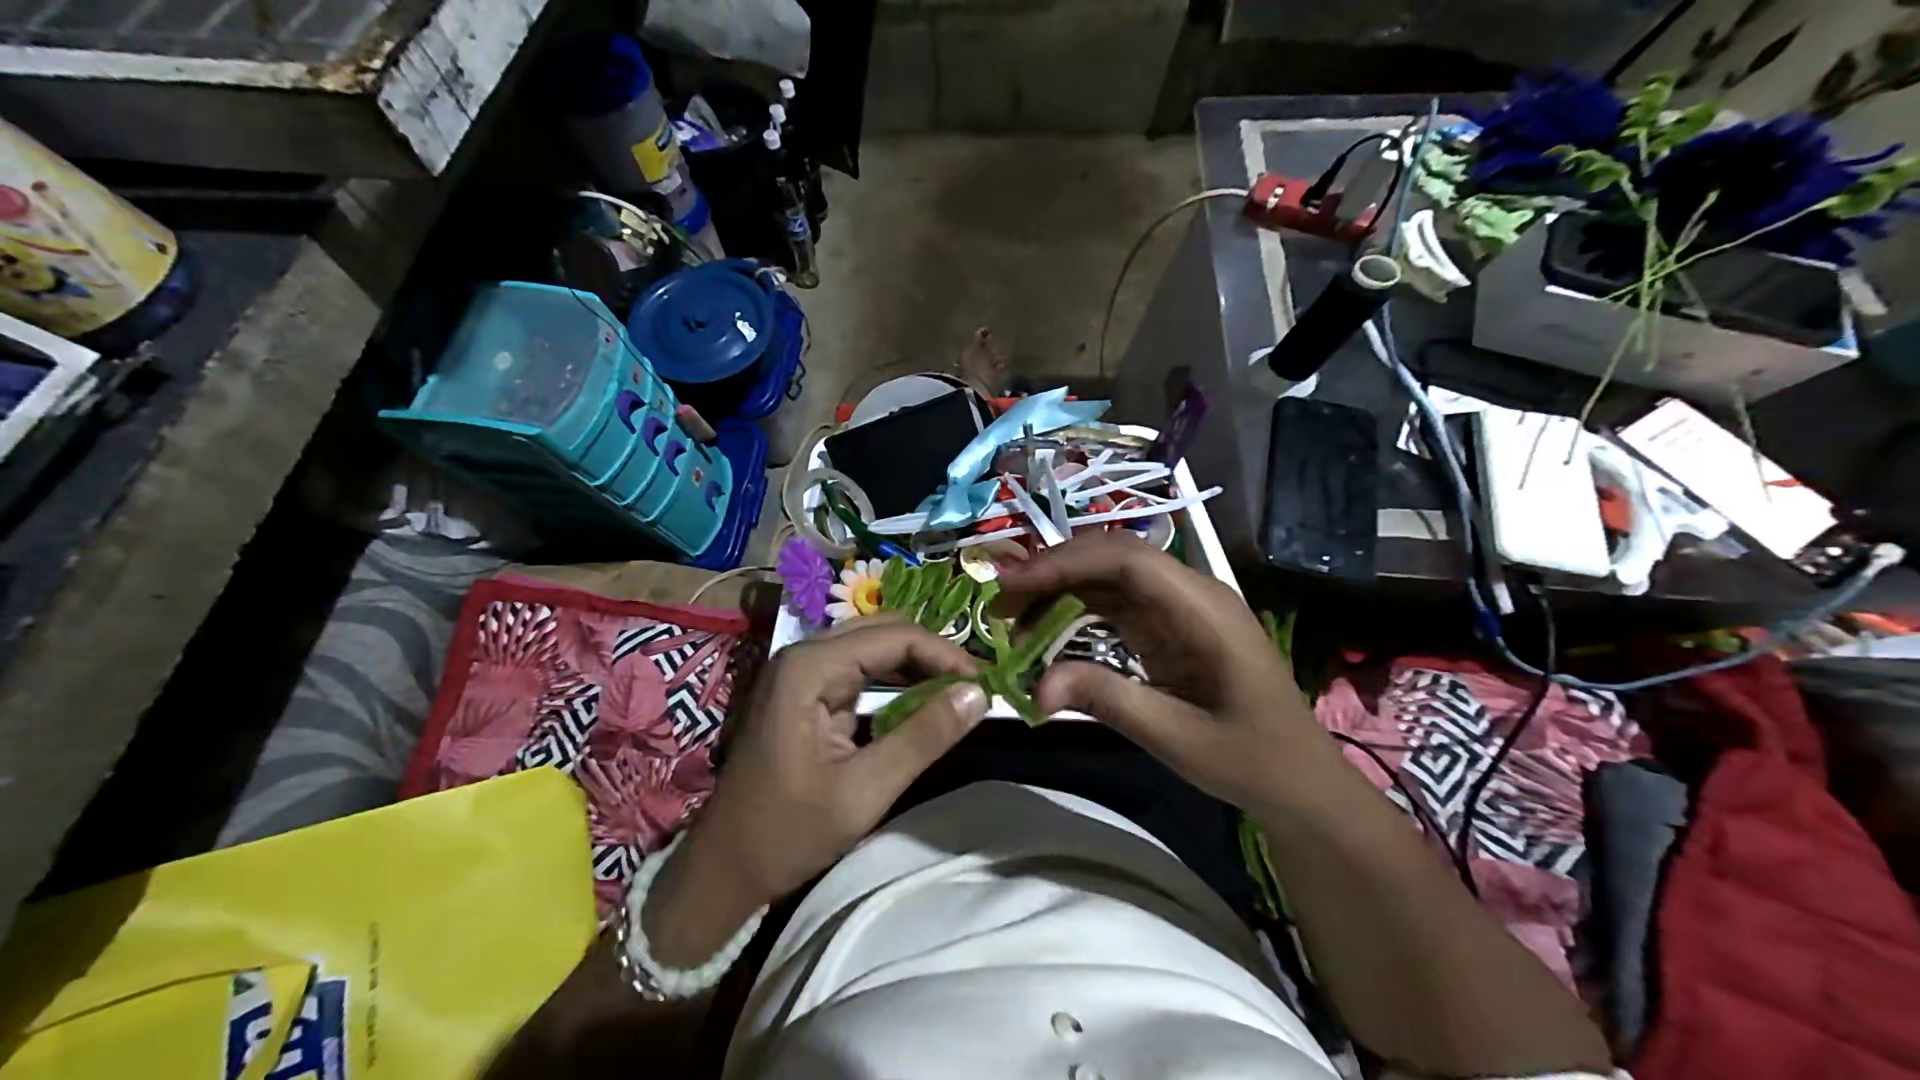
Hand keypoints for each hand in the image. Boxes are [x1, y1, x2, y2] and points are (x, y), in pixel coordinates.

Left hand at [644, 619, 984, 964]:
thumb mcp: (864, 790)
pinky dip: (898, 680)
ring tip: (960, 693)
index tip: (986, 686)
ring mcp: (803, 671)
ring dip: (919, 665)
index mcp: (810, 666)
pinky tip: (924, 701)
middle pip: (886, 631)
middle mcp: (805, 654)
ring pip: (876, 646)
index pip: (896, 636)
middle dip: (935, 654)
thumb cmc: (787, 832)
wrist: (725, 867)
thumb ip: (922, 737)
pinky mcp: (807, 691)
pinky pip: (863, 669)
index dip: (946, 655)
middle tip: (976, 688)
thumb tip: (979, 694)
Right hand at [996, 533, 1337, 815]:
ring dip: (1059, 591)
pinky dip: (1076, 612)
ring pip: (1109, 577)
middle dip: (1053, 573)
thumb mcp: (1177, 737)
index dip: (1064, 564)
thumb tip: (1034, 689)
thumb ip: (1108, 701)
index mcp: (1204, 608)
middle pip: (1112, 559)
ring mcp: (1180, 608)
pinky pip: (1115, 604)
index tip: (1012, 588)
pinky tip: (1047, 632)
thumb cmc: (1251, 759)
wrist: (1299, 782)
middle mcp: (1191, 594)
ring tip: (1014, 621)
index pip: (1126, 560)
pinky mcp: (1170, 627)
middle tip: (1000, 606)